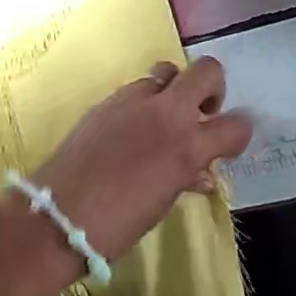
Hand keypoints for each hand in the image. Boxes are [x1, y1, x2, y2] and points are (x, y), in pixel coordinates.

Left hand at [30, 56, 251, 263]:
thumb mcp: (162, 202)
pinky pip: (134, 90)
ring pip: (166, 73)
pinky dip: (142, 103)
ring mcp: (131, 101)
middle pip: (206, 71)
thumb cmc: (117, 224)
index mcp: (187, 144)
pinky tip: (130, 130)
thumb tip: (200, 172)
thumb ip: (186, 177)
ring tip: (163, 118)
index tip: (228, 146)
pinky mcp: (104, 102)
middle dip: (213, 88)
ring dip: (172, 90)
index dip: (238, 136)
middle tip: (202, 114)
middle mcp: (164, 112)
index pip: (235, 125)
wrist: (57, 216)